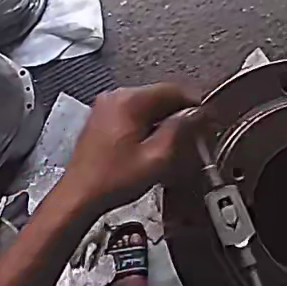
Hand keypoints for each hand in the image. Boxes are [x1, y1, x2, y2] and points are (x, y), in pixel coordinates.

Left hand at [47, 83, 202, 218]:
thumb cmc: (110, 180)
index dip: (195, 104)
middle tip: (196, 133)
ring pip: (147, 106)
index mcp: (128, 102)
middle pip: (160, 96)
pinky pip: (133, 114)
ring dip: (164, 120)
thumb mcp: (156, 158)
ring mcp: (106, 108)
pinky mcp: (102, 120)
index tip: (207, 117)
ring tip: (175, 144)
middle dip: (180, 114)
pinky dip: (147, 125)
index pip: (173, 90)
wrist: (79, 195)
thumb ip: (180, 131)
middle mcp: (115, 98)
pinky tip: (152, 145)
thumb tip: (197, 114)